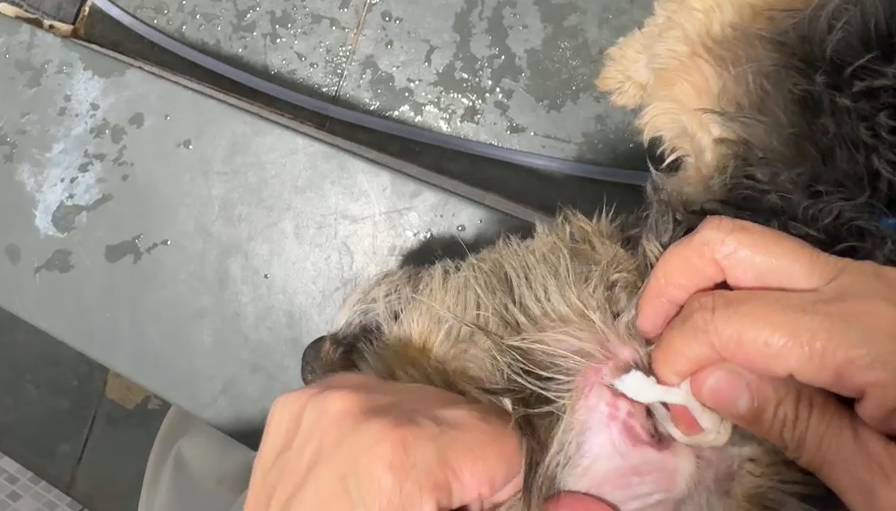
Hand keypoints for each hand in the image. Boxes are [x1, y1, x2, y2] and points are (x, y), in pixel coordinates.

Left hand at [245, 374, 523, 510]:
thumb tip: (599, 502)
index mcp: (401, 454)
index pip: (502, 437)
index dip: (501, 486)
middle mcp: (357, 406)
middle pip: (459, 412)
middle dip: (464, 462)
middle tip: (437, 510)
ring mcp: (320, 398)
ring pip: (415, 399)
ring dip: (423, 440)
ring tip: (399, 496)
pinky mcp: (296, 401)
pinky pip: (366, 396)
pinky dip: (378, 429)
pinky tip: (366, 475)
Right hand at [637, 217, 895, 510]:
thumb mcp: (894, 496)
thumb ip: (790, 422)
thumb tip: (696, 380)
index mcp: (871, 332)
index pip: (733, 316)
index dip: (681, 351)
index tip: (663, 400)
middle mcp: (865, 283)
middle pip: (729, 244)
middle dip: (671, 284)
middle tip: (651, 347)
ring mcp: (874, 282)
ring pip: (750, 249)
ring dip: (701, 289)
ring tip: (686, 352)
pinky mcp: (879, 295)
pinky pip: (783, 273)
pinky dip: (739, 297)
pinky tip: (736, 349)